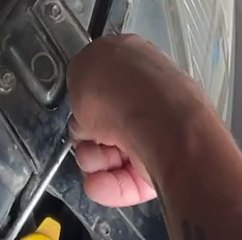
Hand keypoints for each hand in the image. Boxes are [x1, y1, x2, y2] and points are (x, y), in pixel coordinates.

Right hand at [67, 35, 207, 207]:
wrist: (160, 120)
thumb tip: (83, 102)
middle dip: (87, 137)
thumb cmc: (120, 88)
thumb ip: (78, 85)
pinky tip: (98, 183)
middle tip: (83, 139)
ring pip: (115, 151)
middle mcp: (147, 89)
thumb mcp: (79, 71)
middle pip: (106, 121)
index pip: (102, 80)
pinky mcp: (165, 159)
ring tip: (92, 160)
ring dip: (94, 160)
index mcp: (130, 57)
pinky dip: (111, 184)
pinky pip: (130, 176)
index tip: (76, 111)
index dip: (84, 99)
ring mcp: (157, 124)